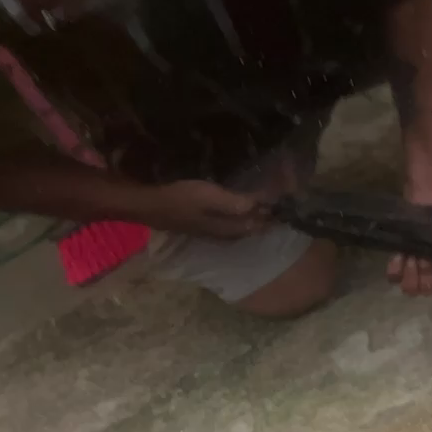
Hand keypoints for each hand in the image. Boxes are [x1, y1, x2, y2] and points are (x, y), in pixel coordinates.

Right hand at [143, 179, 265, 238]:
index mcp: (229, 229)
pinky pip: (229, 221)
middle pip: (251, 227)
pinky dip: (238, 213)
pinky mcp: (203, 224)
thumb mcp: (208, 197)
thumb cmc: (179, 199)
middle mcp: (225, 234)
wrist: (147, 205)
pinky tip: (238, 205)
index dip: (271, 212)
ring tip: (263, 202)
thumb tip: (263, 205)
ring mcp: (213, 231)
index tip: (284, 200)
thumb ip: (236, 203)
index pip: (258, 223)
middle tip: (277, 200)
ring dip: (252, 215)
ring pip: (240, 225)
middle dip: (264, 216)